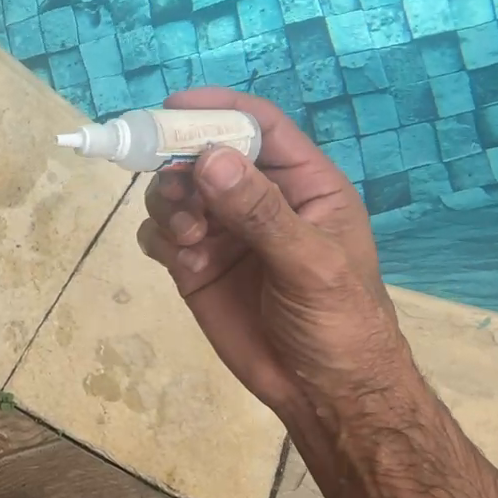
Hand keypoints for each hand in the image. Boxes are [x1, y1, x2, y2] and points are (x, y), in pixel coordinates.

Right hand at [136, 88, 416, 414]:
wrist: (319, 392)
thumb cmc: (339, 323)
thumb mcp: (310, 264)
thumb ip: (260, 212)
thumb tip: (207, 159)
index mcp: (302, 185)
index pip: (259, 127)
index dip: (217, 109)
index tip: (172, 106)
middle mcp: (256, 200)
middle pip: (202, 156)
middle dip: (179, 166)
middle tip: (175, 191)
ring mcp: (222, 231)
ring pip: (174, 192)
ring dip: (169, 206)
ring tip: (189, 239)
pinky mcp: (193, 262)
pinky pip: (159, 233)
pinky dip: (160, 239)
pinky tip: (182, 262)